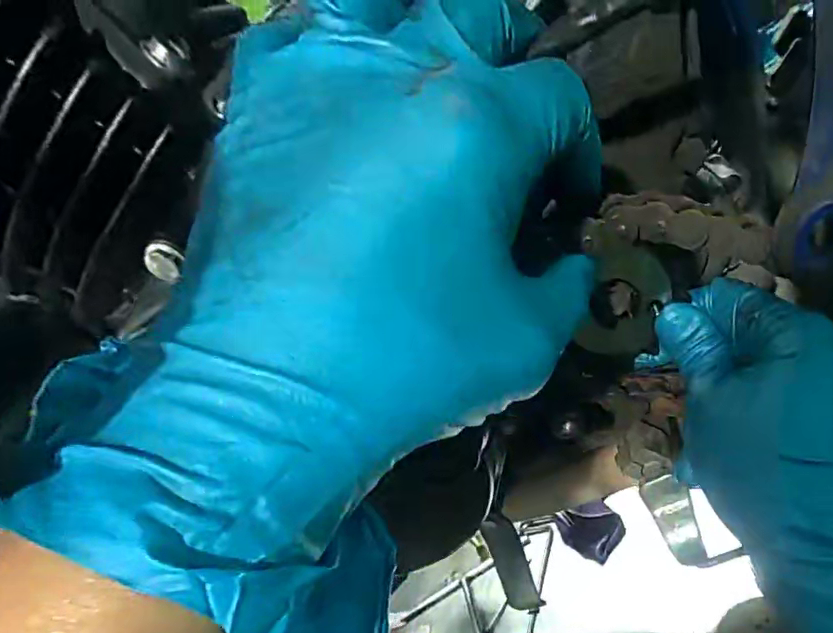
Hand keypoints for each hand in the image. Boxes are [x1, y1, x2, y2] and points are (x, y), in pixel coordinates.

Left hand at [0, 0, 600, 632]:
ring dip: (424, 32)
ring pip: (381, 0)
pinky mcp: (253, 106)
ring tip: (432, 87)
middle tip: (512, 130)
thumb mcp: (526, 343)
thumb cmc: (410, 366)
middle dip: (514, 64)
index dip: (579, 149)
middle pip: (479, 14)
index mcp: (479, 121)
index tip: (568, 202)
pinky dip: (337, 53)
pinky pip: (298, 36)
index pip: (559, 99)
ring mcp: (314, 75)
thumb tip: (569, 262)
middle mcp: (398, 67)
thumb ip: (566, 288)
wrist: (273, 394)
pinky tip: (348, 98)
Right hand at [654, 281, 832, 632]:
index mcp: (793, 332)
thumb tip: (675, 312)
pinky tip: (706, 453)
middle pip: (737, 338)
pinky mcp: (804, 419)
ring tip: (686, 434)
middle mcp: (809, 350)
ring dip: (708, 399)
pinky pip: (756, 402)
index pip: (728, 300)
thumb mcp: (712, 402)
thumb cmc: (755, 463)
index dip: (689, 322)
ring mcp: (810, 387)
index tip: (657, 356)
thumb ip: (696, 351)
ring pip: (742, 375)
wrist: (808, 537)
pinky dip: (728, 419)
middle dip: (698, 366)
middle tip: (666, 397)